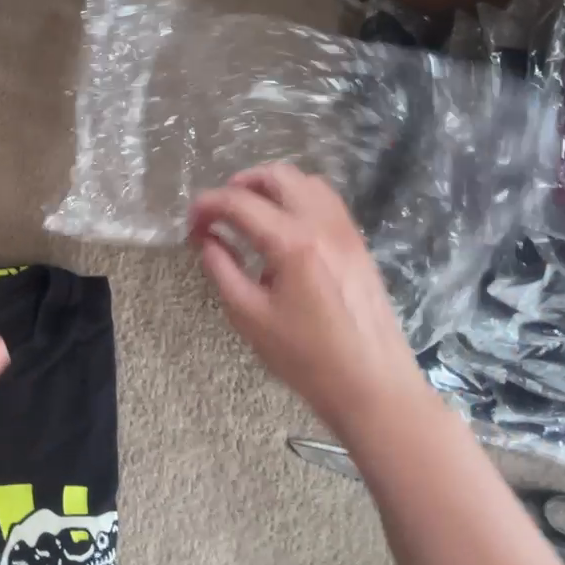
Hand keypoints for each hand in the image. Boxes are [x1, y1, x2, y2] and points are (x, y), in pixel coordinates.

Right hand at [189, 163, 432, 438]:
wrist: (373, 387)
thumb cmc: (305, 357)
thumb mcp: (248, 315)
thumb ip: (221, 268)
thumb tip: (208, 239)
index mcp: (292, 243)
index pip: (238, 202)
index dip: (206, 206)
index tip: (190, 225)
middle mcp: (323, 226)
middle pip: (278, 176)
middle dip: (240, 184)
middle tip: (219, 212)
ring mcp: (347, 233)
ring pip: (307, 183)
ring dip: (271, 189)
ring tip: (248, 215)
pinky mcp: (358, 246)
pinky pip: (326, 203)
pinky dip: (296, 201)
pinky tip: (281, 231)